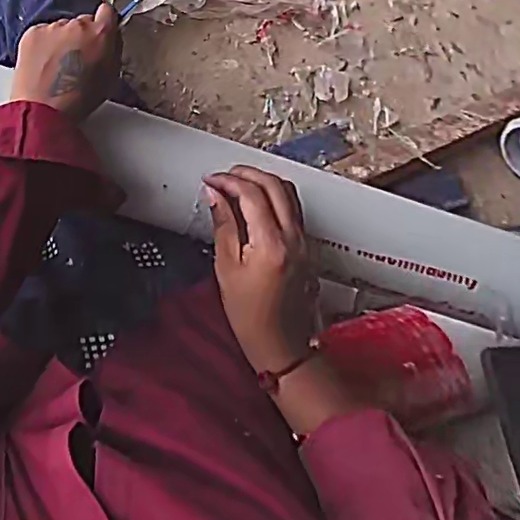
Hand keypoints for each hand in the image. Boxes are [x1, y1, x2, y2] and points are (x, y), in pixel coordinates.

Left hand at [9, 4, 120, 121]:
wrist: (44, 109)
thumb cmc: (78, 100)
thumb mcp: (110, 76)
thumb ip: (112, 50)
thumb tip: (110, 38)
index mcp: (102, 34)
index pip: (106, 12)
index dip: (103, 22)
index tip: (99, 31)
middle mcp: (77, 25)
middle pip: (81, 22)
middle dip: (80, 36)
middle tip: (74, 59)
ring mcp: (53, 27)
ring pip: (60, 28)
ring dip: (60, 41)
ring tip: (55, 67)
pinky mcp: (33, 33)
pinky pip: (42, 33)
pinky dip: (42, 44)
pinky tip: (42, 65)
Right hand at [203, 167, 319, 372]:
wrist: (283, 346)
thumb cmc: (251, 316)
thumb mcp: (226, 268)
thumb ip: (223, 225)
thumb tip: (215, 195)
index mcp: (271, 244)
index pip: (251, 193)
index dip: (227, 180)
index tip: (211, 181)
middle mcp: (294, 239)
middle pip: (274, 185)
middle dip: (246, 173)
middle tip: (224, 176)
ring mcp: (305, 242)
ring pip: (288, 192)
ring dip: (262, 181)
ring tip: (238, 184)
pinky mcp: (308, 247)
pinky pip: (293, 208)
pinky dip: (273, 196)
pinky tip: (256, 203)